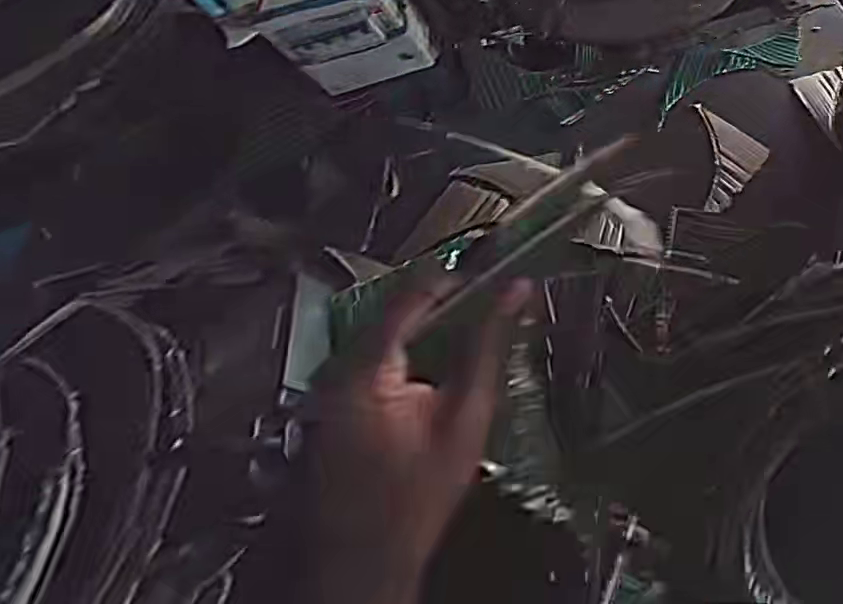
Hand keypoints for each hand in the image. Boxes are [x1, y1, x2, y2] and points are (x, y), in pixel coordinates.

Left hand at [308, 275, 534, 603]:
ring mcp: (328, 388)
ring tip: (467, 330)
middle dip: (444, 303)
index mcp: (365, 366)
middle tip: (485, 302)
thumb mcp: (465, 415)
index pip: (411, 294)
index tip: (490, 276)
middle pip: (397, 310)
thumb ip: (489, 345)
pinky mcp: (331, 404)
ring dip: (427, 326)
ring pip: (385, 333)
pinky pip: (373, 358)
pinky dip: (407, 351)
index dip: (455, 279)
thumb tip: (515, 291)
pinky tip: (434, 366)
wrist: (365, 566)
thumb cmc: (417, 494)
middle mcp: (337, 369)